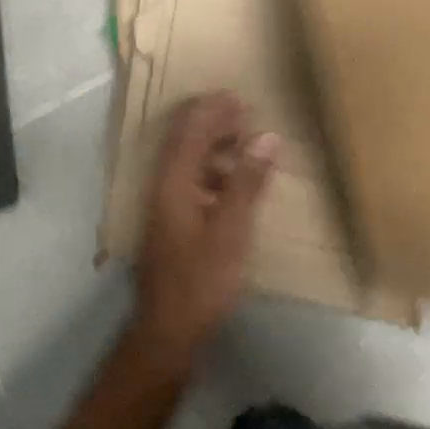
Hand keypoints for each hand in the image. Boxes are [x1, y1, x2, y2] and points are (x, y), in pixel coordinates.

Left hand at [132, 92, 279, 360]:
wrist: (168, 331)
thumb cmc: (201, 280)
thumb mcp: (232, 231)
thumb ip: (248, 182)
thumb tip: (267, 136)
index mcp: (173, 180)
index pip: (190, 130)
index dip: (213, 110)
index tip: (239, 97)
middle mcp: (162, 185)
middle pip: (184, 141)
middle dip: (211, 122)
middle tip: (245, 113)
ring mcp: (163, 205)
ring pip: (186, 161)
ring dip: (212, 146)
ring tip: (245, 142)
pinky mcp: (170, 224)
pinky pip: (190, 181)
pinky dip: (212, 171)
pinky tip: (233, 183)